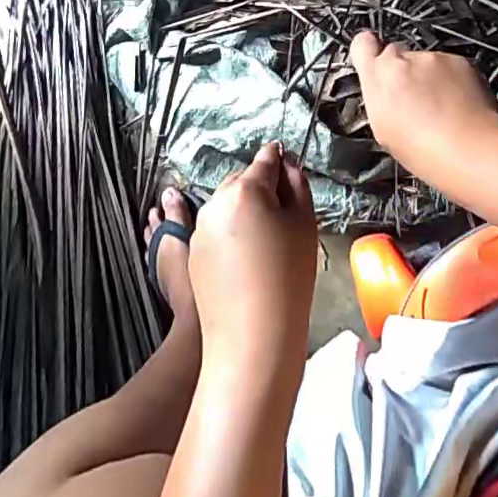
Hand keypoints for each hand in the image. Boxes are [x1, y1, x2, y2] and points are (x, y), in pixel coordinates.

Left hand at [189, 141, 317, 370]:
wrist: (253, 336)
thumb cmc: (287, 278)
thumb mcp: (304, 225)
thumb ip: (297, 185)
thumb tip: (286, 166)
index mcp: (244, 190)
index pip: (265, 160)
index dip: (280, 160)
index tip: (288, 166)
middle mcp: (215, 202)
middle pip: (243, 180)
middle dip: (261, 188)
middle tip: (284, 216)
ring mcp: (199, 228)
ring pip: (227, 205)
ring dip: (244, 210)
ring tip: (266, 243)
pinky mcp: (192, 251)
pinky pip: (215, 229)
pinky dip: (230, 233)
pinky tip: (246, 260)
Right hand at [349, 31, 497, 182]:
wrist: (469, 148)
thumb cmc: (424, 148)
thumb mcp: (383, 129)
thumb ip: (379, 98)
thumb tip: (383, 93)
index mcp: (378, 77)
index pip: (363, 44)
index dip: (369, 51)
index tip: (374, 62)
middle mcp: (404, 60)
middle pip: (398, 55)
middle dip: (402, 72)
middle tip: (413, 100)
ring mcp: (433, 59)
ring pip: (426, 63)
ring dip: (430, 79)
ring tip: (439, 110)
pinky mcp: (460, 61)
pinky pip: (450, 66)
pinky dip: (452, 81)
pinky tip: (456, 106)